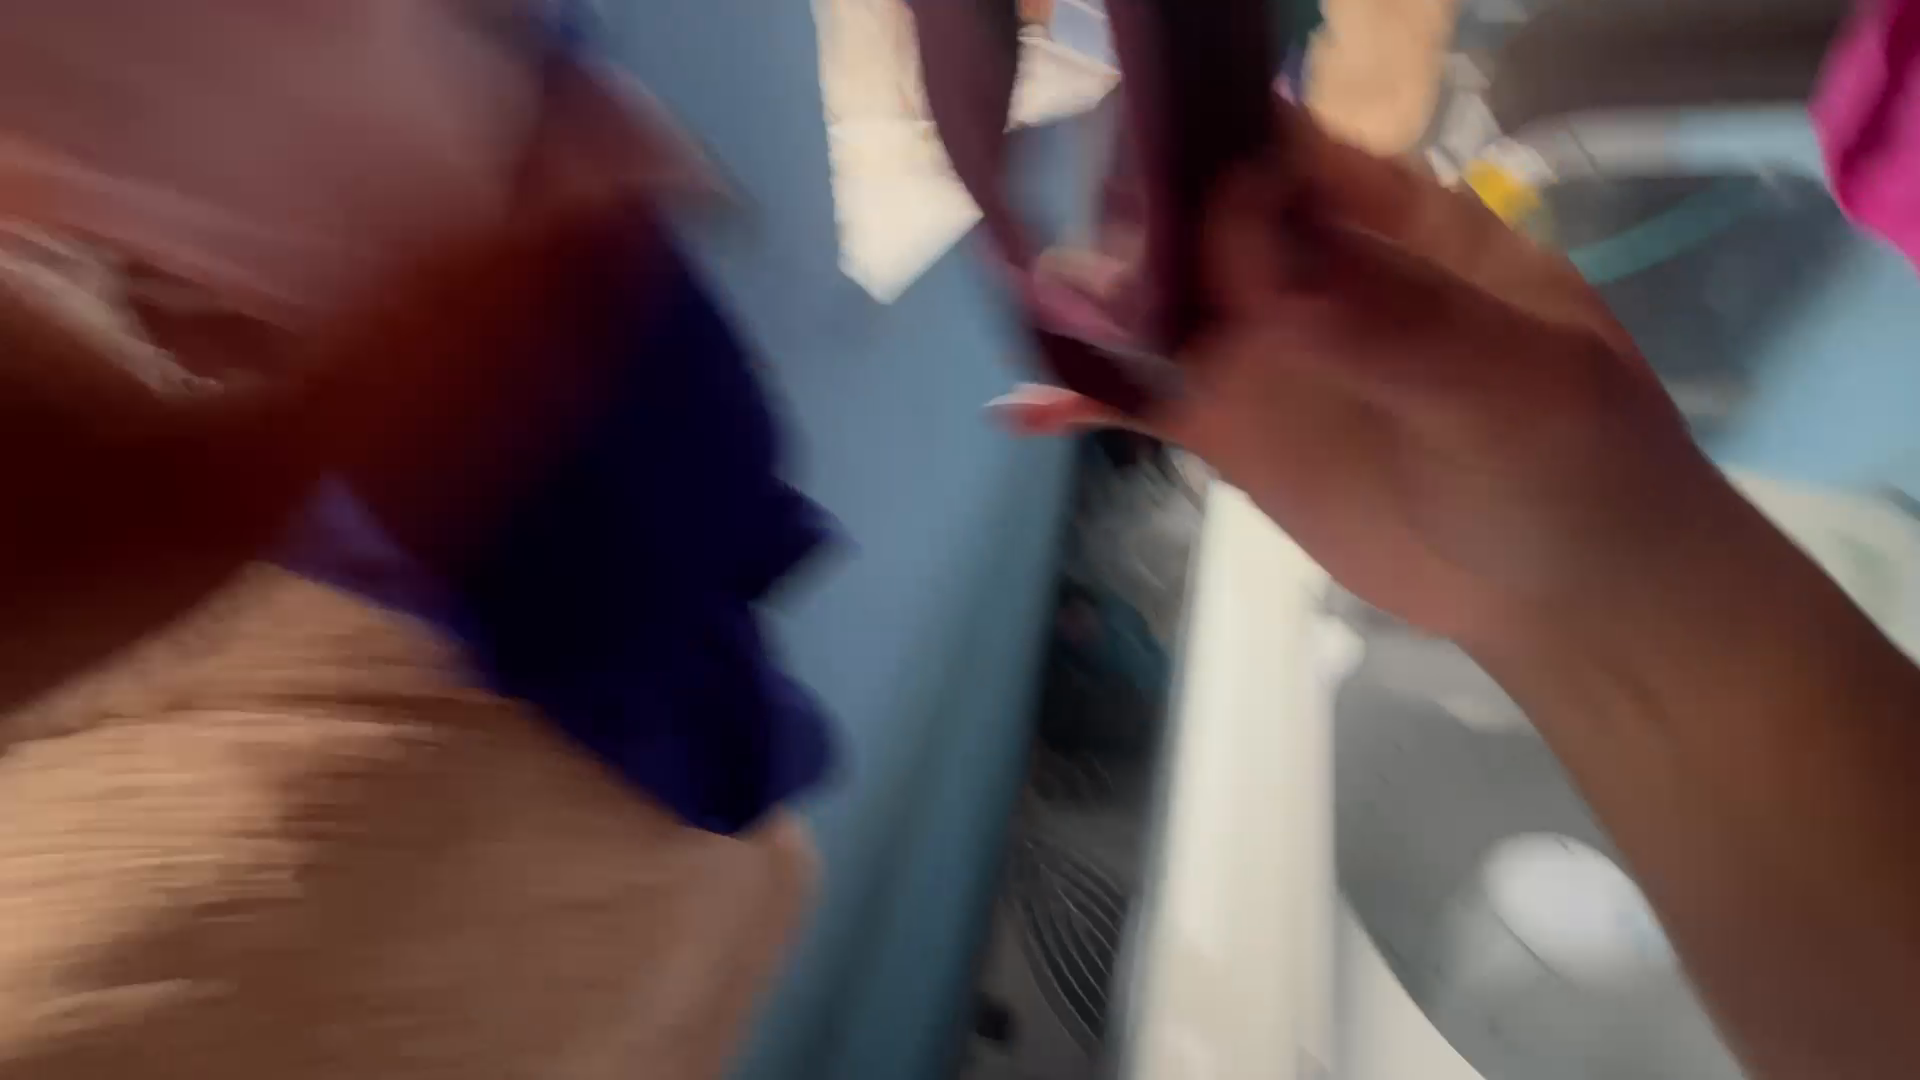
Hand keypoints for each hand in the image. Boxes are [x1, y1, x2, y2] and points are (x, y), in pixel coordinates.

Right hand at [994, 108, 1727, 647]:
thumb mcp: (1504, 383)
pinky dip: (1085, 402)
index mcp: (1387, 223)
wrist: (1548, 586)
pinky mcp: (1225, 426)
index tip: (1124, 176)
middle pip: (1190, 228)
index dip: (1201, 153)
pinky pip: (1142, 403)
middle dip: (1121, 233)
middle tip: (1057, 261)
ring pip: (1151, 313)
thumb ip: (1382, 317)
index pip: (1279, 156)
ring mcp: (1256, 354)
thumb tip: (1245, 245)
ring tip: (1020, 311)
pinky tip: (1023, 413)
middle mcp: (1303, 275)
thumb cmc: (1567, 467)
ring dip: (1086, 312)